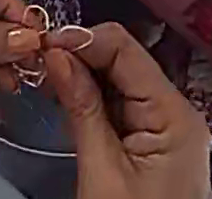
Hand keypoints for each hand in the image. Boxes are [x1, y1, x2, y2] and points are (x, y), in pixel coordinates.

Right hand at [42, 23, 211, 198]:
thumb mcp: (101, 172)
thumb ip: (80, 104)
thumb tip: (54, 49)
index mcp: (174, 114)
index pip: (122, 47)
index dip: (79, 38)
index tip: (39, 46)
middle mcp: (175, 109)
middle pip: (120, 56)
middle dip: (77, 53)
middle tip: (36, 62)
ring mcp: (166, 124)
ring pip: (115, 73)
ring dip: (78, 71)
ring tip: (43, 78)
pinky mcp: (152, 137)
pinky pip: (117, 97)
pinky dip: (88, 92)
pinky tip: (62, 95)